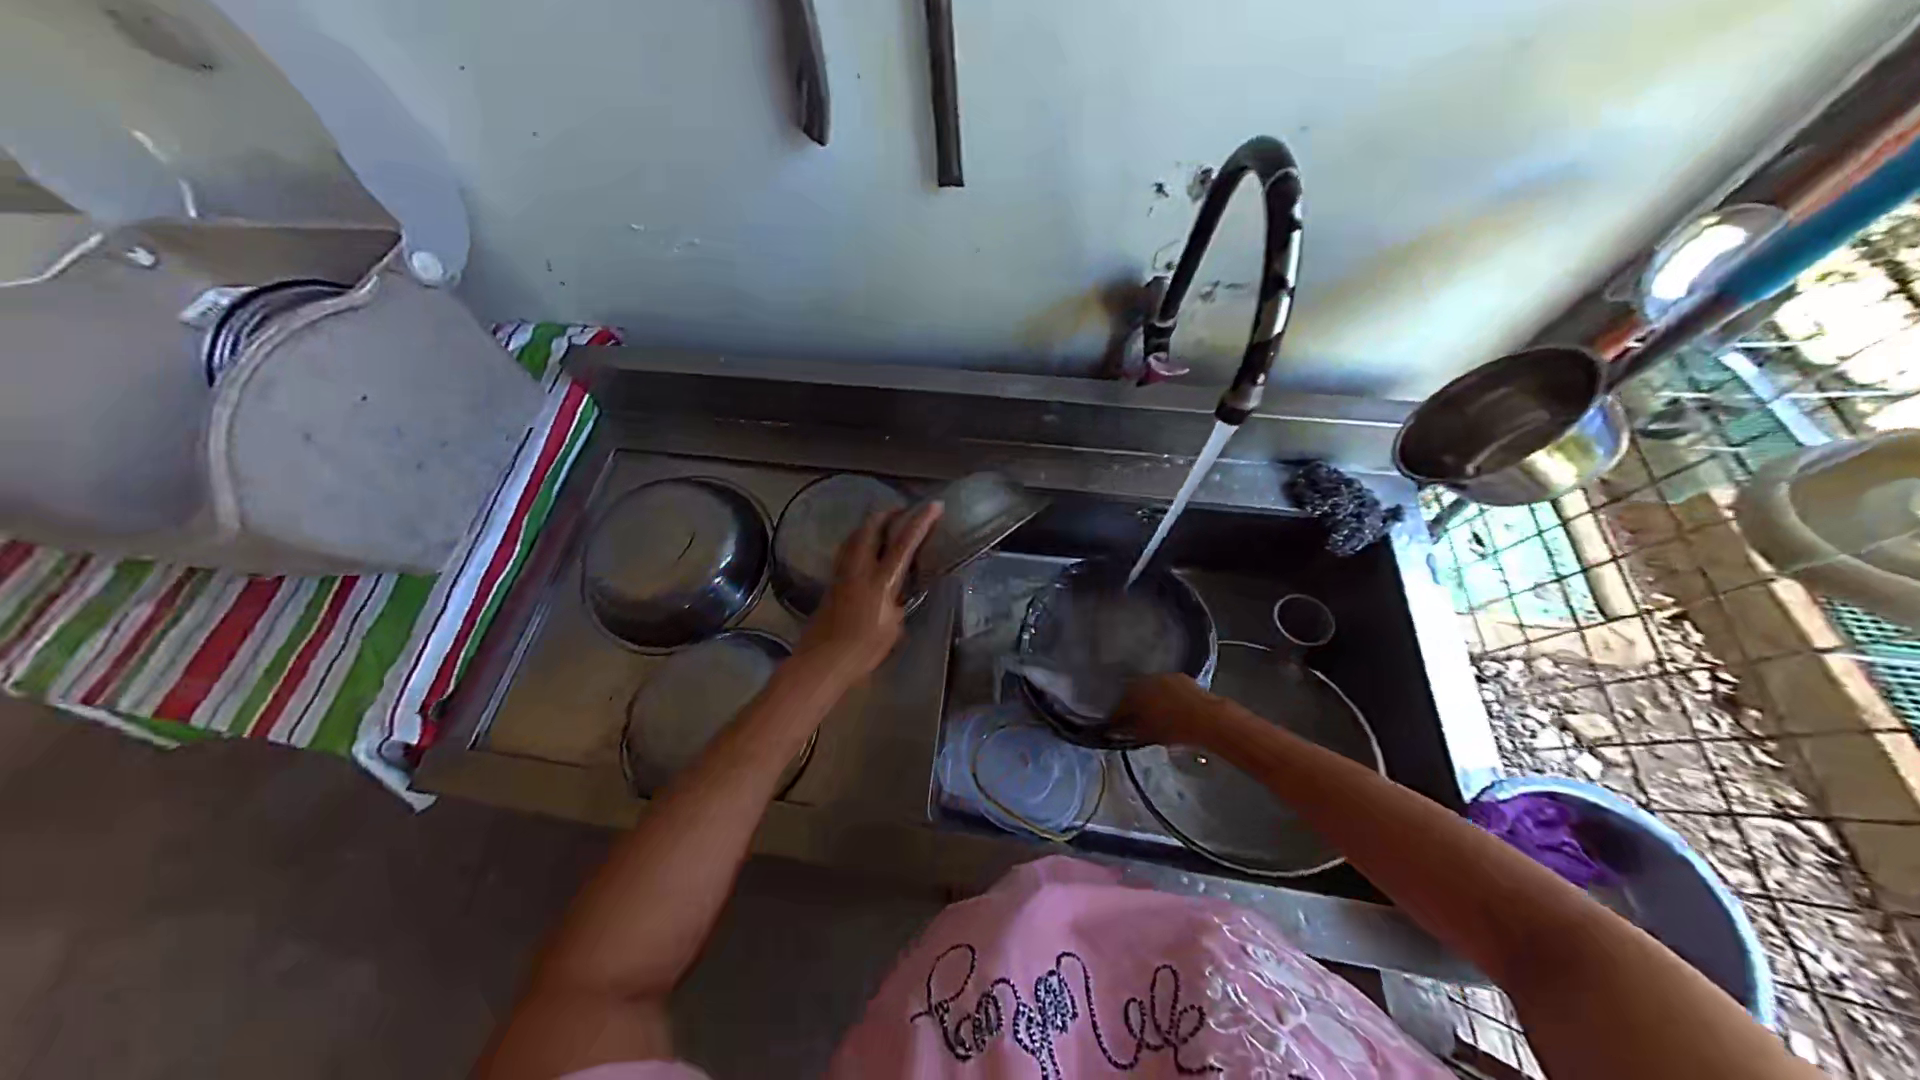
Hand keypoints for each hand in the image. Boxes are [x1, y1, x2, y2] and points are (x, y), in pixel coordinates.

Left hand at [795, 501, 943, 680]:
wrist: (823, 662)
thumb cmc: (863, 650)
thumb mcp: (893, 627)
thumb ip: (898, 602)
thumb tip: (899, 591)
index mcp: (880, 582)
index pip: (904, 543)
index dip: (921, 522)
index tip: (934, 506)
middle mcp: (859, 570)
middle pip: (871, 528)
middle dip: (888, 514)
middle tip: (903, 510)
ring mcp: (842, 574)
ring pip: (855, 536)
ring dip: (871, 524)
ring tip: (884, 522)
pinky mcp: (831, 582)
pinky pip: (846, 550)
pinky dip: (859, 540)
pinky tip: (863, 546)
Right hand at [1113, 673, 1222, 745]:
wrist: (1209, 720)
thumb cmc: (1175, 729)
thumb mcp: (1147, 734)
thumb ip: (1129, 730)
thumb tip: (1119, 728)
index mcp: (1134, 692)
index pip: (1120, 704)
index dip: (1118, 715)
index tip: (1117, 724)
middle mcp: (1147, 679)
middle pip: (1134, 692)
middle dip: (1133, 704)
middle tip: (1135, 718)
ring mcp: (1165, 676)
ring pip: (1151, 687)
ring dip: (1150, 697)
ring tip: (1154, 712)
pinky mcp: (1182, 677)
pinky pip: (1167, 686)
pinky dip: (1165, 695)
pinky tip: (1170, 706)